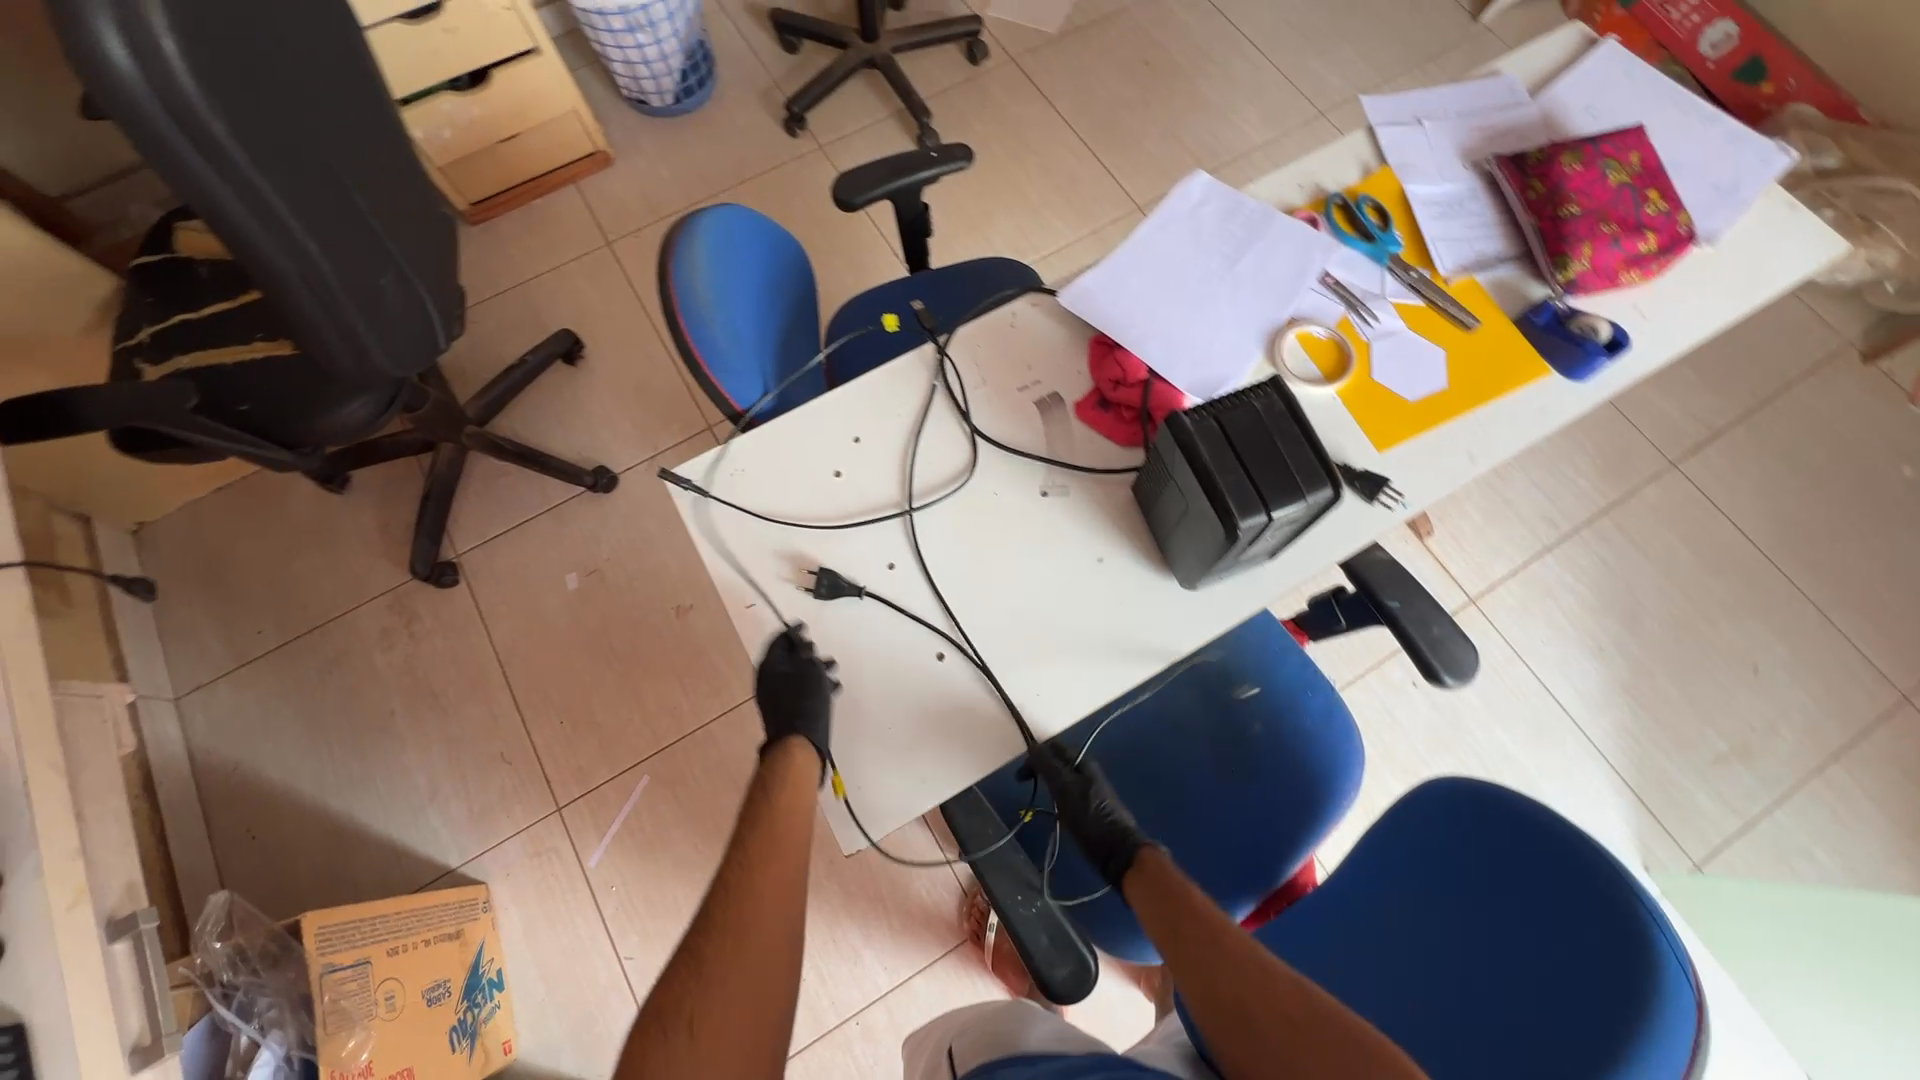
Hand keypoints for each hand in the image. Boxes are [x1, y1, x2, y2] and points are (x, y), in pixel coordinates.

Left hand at [755, 624, 837, 782]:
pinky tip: (832, 687)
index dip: (793, 631)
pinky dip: (815, 685)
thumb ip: (804, 652)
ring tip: (832, 668)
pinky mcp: (787, 711)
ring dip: (814, 669)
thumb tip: (800, 642)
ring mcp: (776, 697)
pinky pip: (800, 690)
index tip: (805, 625)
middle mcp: (769, 680)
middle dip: (805, 652)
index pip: (779, 640)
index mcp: (770, 665)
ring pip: (797, 675)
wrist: (798, 741)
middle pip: (788, 658)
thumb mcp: (809, 668)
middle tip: (819, 649)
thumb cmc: (804, 699)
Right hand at [1027, 742, 1155, 890]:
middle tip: (1025, 782)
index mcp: (1082, 762)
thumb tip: (1032, 747)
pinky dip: (1056, 792)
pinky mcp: (1091, 804)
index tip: (1020, 776)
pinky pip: (1068, 789)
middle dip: (1040, 766)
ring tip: (1037, 792)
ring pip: (1063, 775)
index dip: (1034, 756)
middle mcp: (1087, 770)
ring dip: (1047, 779)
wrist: (1117, 849)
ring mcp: (1090, 787)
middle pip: (1058, 760)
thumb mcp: (1064, 788)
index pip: (1053, 747)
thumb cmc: (1088, 817)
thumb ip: (1048, 766)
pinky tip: (1053, 804)